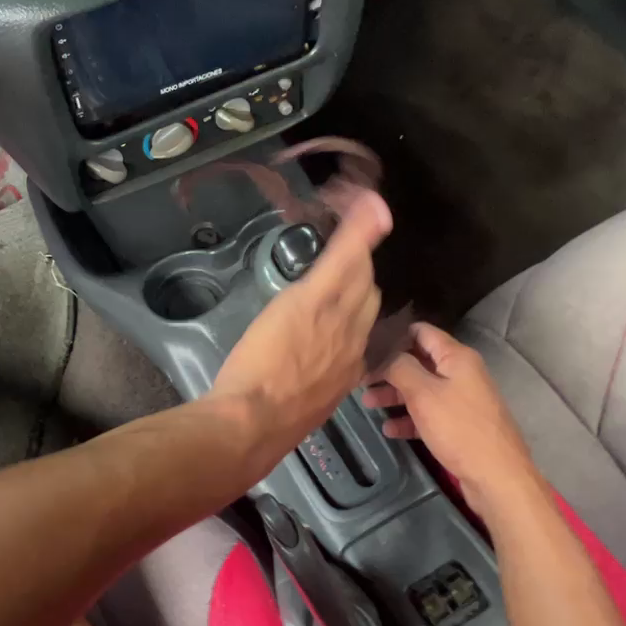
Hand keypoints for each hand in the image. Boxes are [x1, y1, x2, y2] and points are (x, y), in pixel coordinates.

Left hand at [210, 187, 391, 461]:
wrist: (257, 421)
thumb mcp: (305, 402)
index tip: (353, 288)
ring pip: (358, 272)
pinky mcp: (314, 299)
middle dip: (358, 271)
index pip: (364, 322)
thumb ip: (315, 378)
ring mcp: (336, 316)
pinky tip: (369, 204)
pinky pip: (343, 258)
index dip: (358, 301)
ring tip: (360, 212)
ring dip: (359, 245)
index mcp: (351, 365)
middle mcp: (354, 337)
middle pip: (367, 293)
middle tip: (347, 251)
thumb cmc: (272, 420)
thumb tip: (312, 369)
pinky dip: (358, 229)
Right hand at [362, 322, 546, 521]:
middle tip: (360, 377)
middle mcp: (461, 373)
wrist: (496, 476)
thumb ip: (400, 367)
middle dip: (389, 369)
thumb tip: (385, 354)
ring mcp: (461, 400)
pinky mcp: (459, 425)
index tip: (367, 343)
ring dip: (395, 395)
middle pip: (419, 362)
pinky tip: (389, 429)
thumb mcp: (423, 393)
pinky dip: (409, 418)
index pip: (421, 332)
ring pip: (421, 389)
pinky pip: (429, 414)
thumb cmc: (458, 428)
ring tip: (367, 403)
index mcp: (456, 357)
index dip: (394, 335)